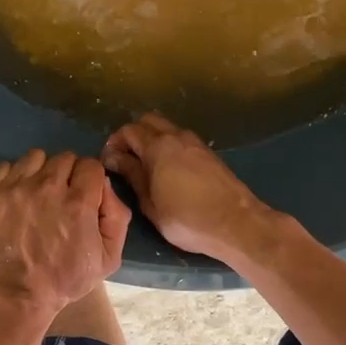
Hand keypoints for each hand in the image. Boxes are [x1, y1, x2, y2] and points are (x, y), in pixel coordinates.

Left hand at [0, 150, 129, 318]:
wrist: (13, 297)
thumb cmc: (63, 280)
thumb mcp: (108, 258)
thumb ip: (116, 216)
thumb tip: (105, 185)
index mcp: (78, 202)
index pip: (90, 165)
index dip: (89, 179)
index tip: (83, 194)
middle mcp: (46, 188)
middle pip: (64, 158)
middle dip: (67, 175)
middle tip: (60, 197)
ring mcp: (13, 189)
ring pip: (34, 158)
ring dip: (40, 172)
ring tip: (35, 194)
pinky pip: (5, 168)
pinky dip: (12, 179)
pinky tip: (14, 198)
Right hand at [101, 114, 280, 260]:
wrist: (236, 223)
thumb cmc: (187, 219)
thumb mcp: (151, 203)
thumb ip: (132, 176)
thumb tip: (116, 158)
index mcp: (158, 146)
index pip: (128, 131)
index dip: (114, 144)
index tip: (109, 162)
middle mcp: (177, 136)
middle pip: (148, 121)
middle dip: (132, 136)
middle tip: (125, 159)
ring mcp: (196, 143)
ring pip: (166, 128)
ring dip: (152, 139)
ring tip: (145, 166)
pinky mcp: (208, 153)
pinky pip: (180, 139)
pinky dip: (168, 146)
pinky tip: (167, 170)